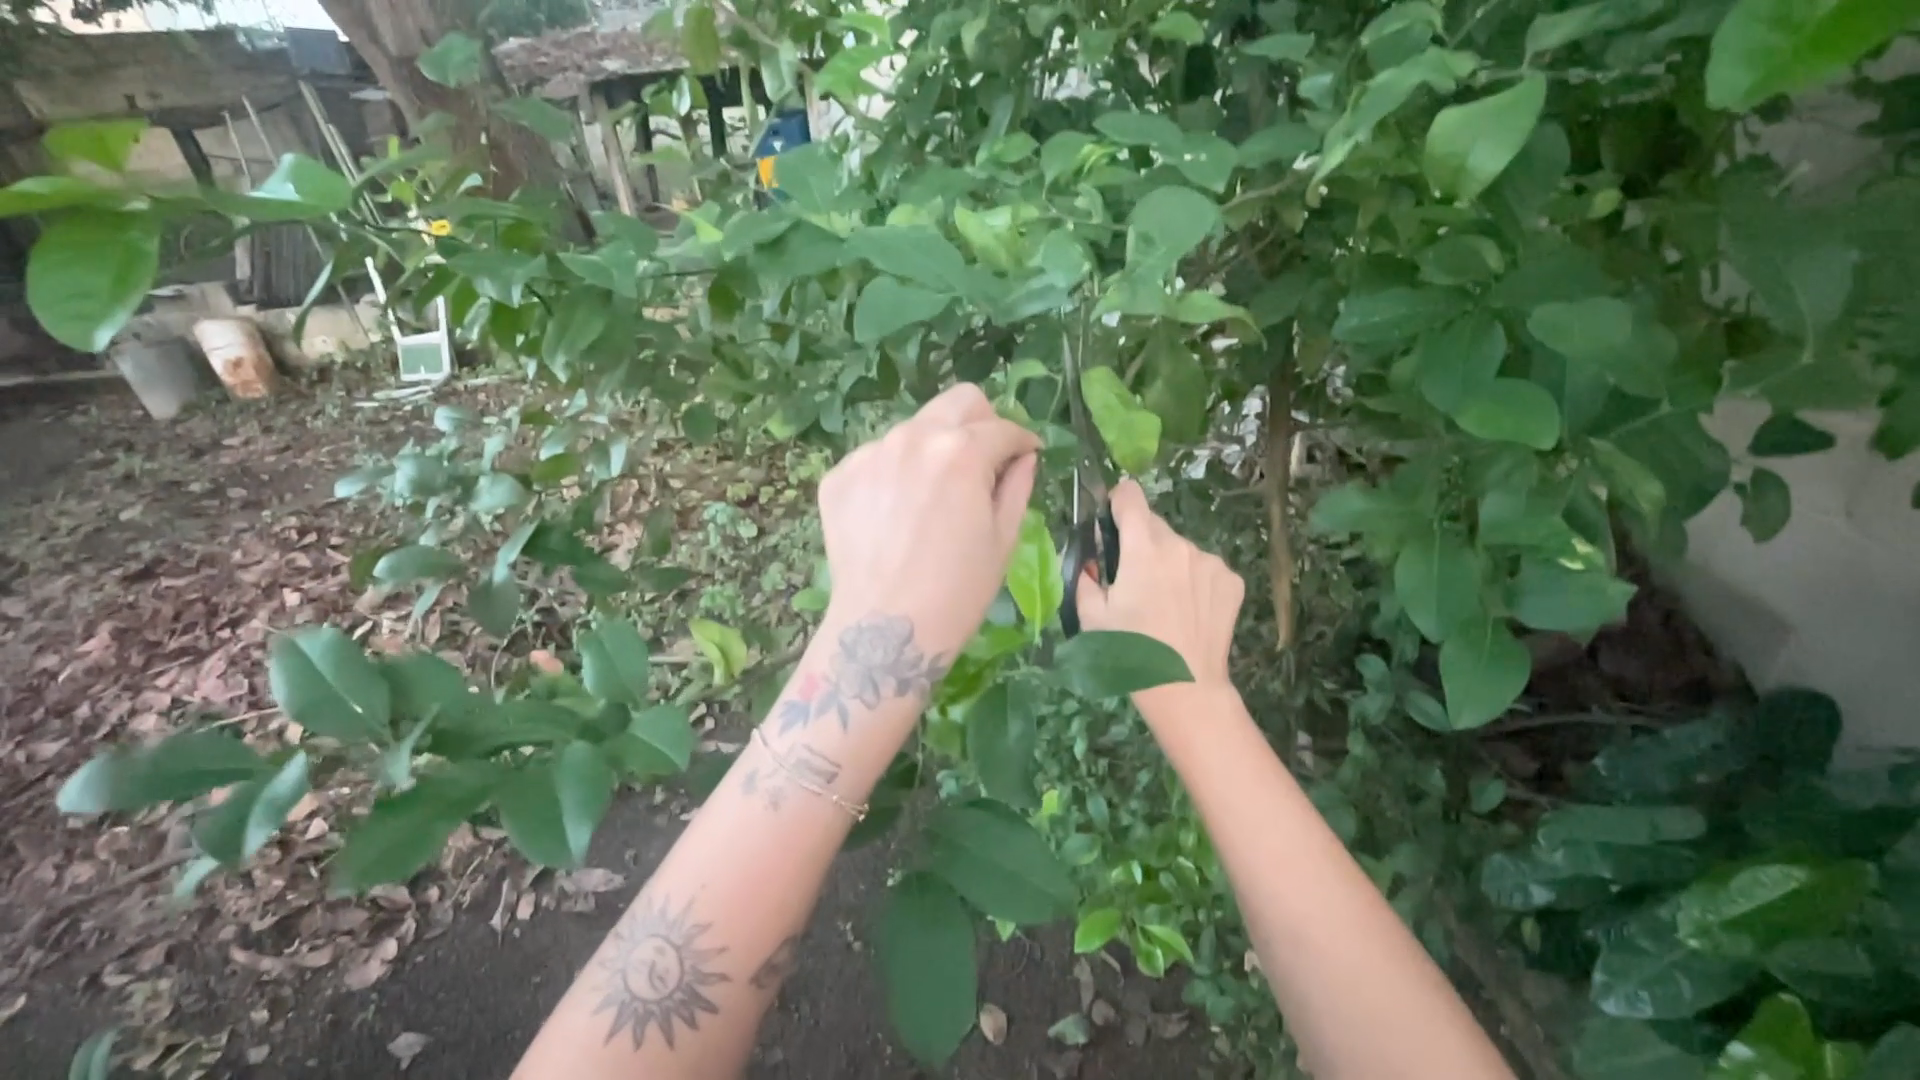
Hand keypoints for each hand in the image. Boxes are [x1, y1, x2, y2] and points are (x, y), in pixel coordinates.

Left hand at [818, 384, 1039, 649]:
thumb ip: (1016, 486)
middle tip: (984, 463)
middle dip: (980, 424)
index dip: (1023, 442)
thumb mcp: (1002, 539)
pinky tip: (896, 516)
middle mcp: (912, 438)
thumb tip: (1022, 457)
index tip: (1026, 456)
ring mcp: (869, 454)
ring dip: (933, 450)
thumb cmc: (957, 591)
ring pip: (914, 429)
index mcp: (961, 451)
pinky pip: (877, 459)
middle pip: (958, 403)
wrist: (885, 630)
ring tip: (933, 498)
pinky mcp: (839, 477)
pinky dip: (894, 475)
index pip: (1003, 428)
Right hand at [1075, 480, 1244, 710]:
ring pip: (1180, 549)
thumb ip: (1086, 576)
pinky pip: (1203, 568)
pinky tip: (1188, 610)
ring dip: (1169, 563)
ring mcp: (1210, 562)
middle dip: (1141, 543)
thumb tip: (1091, 559)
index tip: (1112, 518)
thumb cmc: (1130, 652)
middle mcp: (1180, 545)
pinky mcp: (1231, 580)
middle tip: (1134, 579)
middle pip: (1154, 526)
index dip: (1117, 502)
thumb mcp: (1091, 616)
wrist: (1185, 687)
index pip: (1130, 496)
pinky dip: (1193, 580)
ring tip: (1164, 602)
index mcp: (1143, 548)